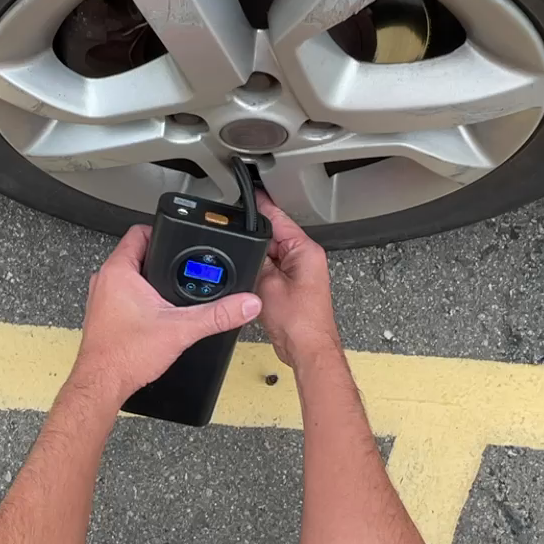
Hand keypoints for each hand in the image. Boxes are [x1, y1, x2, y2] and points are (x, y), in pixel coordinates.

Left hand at [70, 224, 261, 399]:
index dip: (163, 232)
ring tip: (170, 290)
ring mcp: (100, 297)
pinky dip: (139, 298)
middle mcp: (104, 280)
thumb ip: (217, 315)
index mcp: (119, 271)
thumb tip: (244, 303)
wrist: (102, 385)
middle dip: (162, 259)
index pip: (140, 232)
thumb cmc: (125, 356)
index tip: (180, 240)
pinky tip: (155, 313)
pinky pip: (122, 294)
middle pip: (137, 253)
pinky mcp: (102, 315)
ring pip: (129, 275)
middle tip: (181, 268)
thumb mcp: (181, 330)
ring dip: (150, 279)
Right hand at [253, 194, 342, 367]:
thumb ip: (255, 261)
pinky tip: (254, 282)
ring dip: (259, 258)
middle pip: (274, 235)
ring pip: (273, 254)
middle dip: (255, 238)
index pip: (279, 218)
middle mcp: (307, 258)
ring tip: (247, 269)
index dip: (260, 206)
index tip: (249, 194)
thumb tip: (247, 248)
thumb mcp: (266, 285)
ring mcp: (302, 272)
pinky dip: (263, 272)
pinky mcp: (295, 285)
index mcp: (305, 250)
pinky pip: (275, 269)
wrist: (307, 350)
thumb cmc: (299, 323)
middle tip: (235, 240)